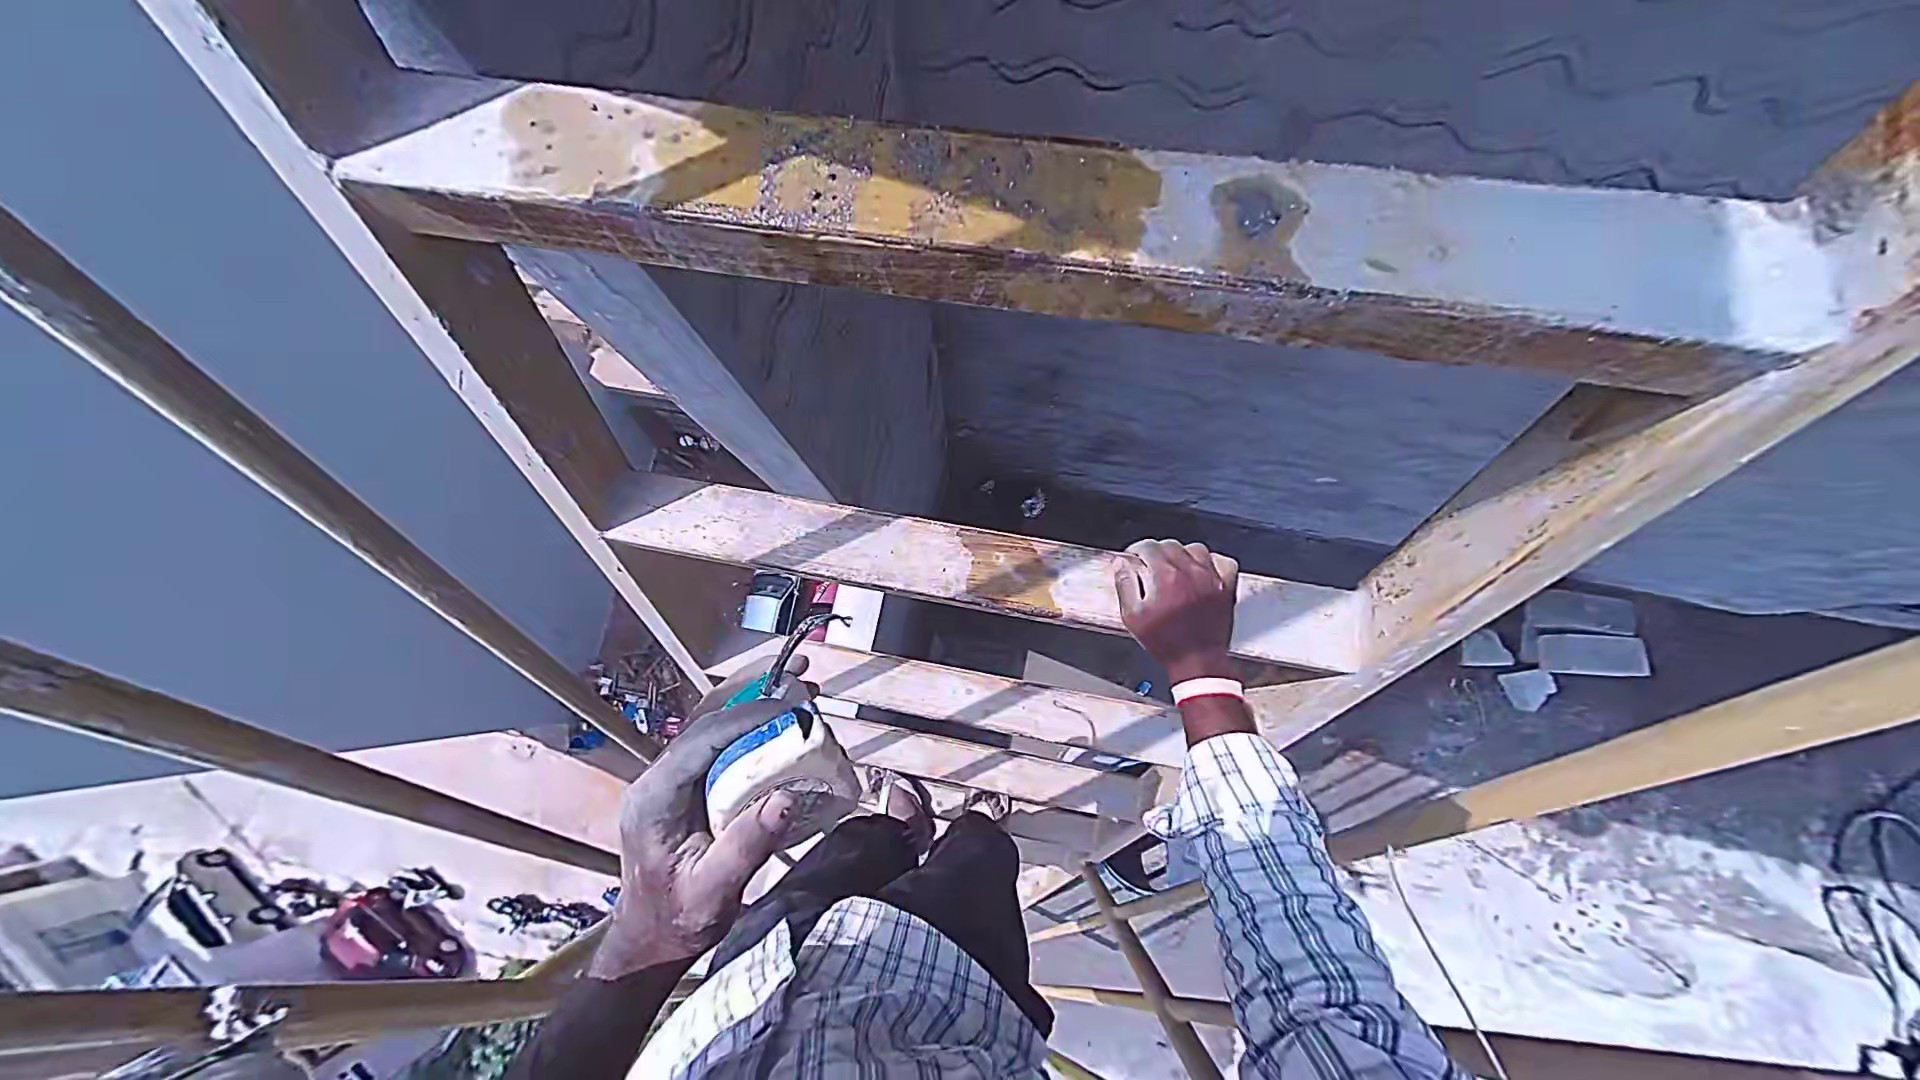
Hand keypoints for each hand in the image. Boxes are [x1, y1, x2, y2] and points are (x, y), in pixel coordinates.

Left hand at [589, 656, 814, 978]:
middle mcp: (659, 776)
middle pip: (708, 714)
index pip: (702, 738)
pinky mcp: (689, 780)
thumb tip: (787, 798)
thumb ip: (746, 847)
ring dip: (757, 696)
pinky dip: (754, 720)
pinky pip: (723, 738)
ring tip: (800, 683)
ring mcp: (672, 775)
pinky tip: (784, 716)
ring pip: (715, 718)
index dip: (748, 715)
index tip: (792, 705)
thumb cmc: (678, 921)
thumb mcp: (714, 893)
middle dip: (755, 687)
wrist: (650, 939)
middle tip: (801, 671)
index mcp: (655, 797)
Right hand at [1114, 539, 1239, 682]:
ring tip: (1174, 566)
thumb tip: (1121, 565)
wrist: (1197, 662)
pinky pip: (1222, 561)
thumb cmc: (1165, 643)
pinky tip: (1201, 569)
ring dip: (1182, 553)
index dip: (1136, 550)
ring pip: (1195, 548)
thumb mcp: (1133, 617)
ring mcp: (1211, 578)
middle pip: (1170, 545)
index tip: (1133, 558)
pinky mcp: (1225, 587)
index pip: (1148, 547)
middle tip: (1149, 564)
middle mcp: (1190, 572)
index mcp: (1165, 577)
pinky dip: (1211, 561)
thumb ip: (1125, 586)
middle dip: (1156, 551)